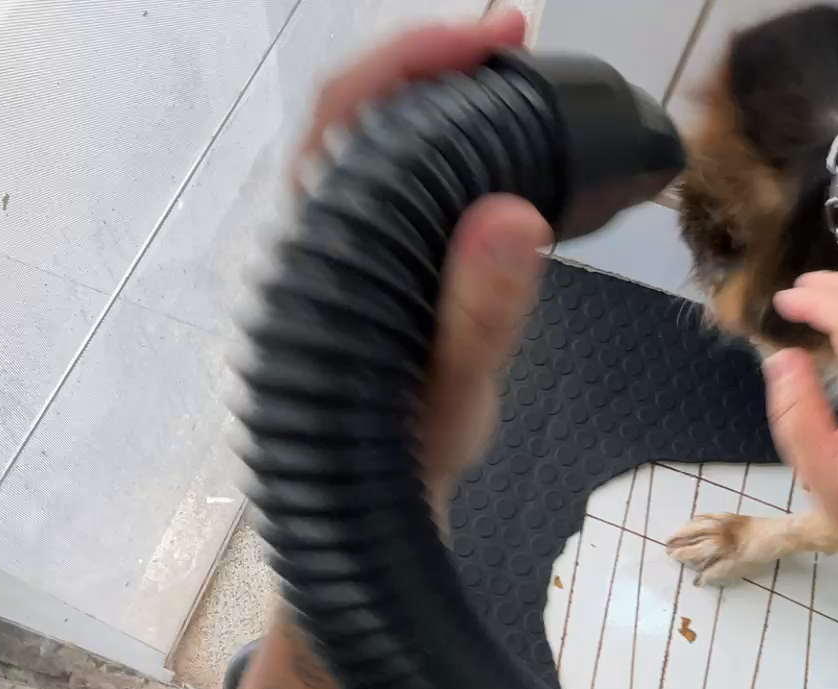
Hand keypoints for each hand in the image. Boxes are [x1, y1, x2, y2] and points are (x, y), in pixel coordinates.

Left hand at [292, 11, 552, 507]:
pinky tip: (492, 155)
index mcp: (328, 255)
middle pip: (359, 114)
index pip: (346, 118)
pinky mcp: (380, 267)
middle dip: (433, 66)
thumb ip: (479, 316)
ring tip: (510, 84)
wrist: (388, 494)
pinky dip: (450, 152)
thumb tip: (514, 218)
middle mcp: (324, 237)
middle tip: (513, 45)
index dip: (412, 61)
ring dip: (442, 103)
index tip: (496, 39)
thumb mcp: (454, 392)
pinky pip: (405, 188)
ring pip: (381, 146)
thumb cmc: (410, 451)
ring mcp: (350, 251)